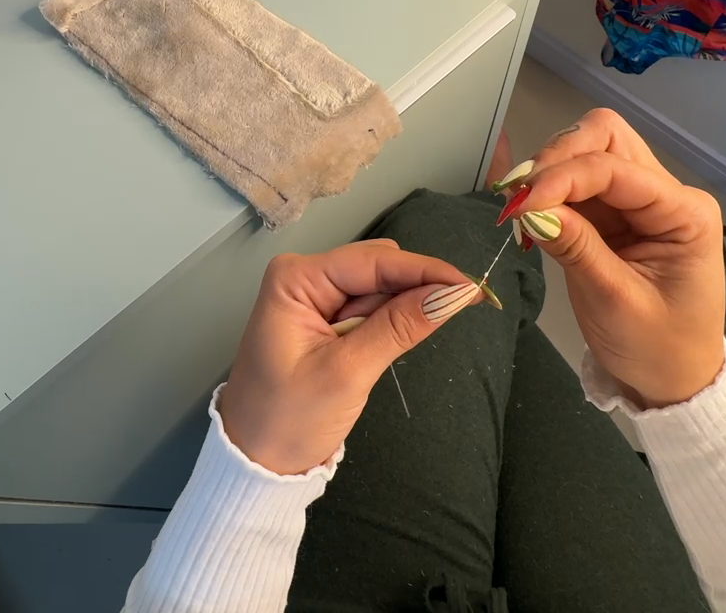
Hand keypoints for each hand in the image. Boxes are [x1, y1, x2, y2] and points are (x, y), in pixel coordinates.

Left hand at [217, 240, 478, 474]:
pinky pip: (366, 307)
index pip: (372, 261)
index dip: (425, 269)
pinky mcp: (322, 319)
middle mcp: (303, 277)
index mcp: (296, 279)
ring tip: (432, 322)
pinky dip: (389, 318)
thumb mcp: (347, 373)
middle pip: (375, 268)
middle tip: (464, 306)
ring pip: (375, 286)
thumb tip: (452, 294)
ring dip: (404, 303)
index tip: (472, 284)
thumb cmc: (288, 420)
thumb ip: (398, 327)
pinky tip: (405, 330)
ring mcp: (312, 297)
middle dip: (416, 285)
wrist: (254, 465)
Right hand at [507, 109, 725, 407]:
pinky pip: (572, 181)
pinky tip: (528, 215)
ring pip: (586, 150)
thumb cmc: (657, 348)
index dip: (563, 177)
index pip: (615, 168)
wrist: (670, 381)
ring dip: (549, 170)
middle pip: (605, 137)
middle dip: (558, 156)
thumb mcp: (615, 301)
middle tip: (521, 192)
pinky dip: (546, 190)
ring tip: (521, 206)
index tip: (520, 203)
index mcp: (684, 212)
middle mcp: (663, 194)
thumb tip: (529, 208)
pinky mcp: (609, 213)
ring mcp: (635, 200)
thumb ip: (575, 247)